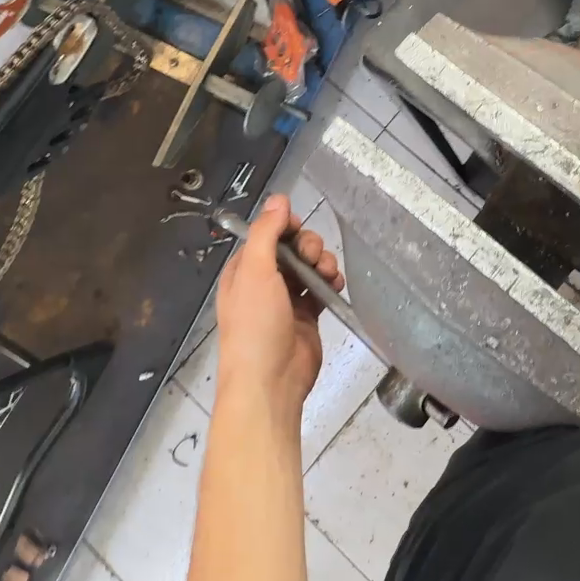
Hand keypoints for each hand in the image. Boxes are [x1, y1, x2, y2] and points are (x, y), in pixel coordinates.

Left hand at [213, 194, 343, 420]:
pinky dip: (331, 283)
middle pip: (292, 248)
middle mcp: (264, 282)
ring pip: (310, 266)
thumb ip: (266, 232)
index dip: (284, 226)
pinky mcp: (308, 315)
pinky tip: (336, 286)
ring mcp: (286, 299)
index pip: (266, 234)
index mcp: (243, 270)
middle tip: (313, 258)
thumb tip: (279, 199)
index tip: (298, 228)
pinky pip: (321, 288)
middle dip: (308, 246)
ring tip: (329, 275)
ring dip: (323, 263)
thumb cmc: (255, 325)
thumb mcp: (254, 272)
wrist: (270, 381)